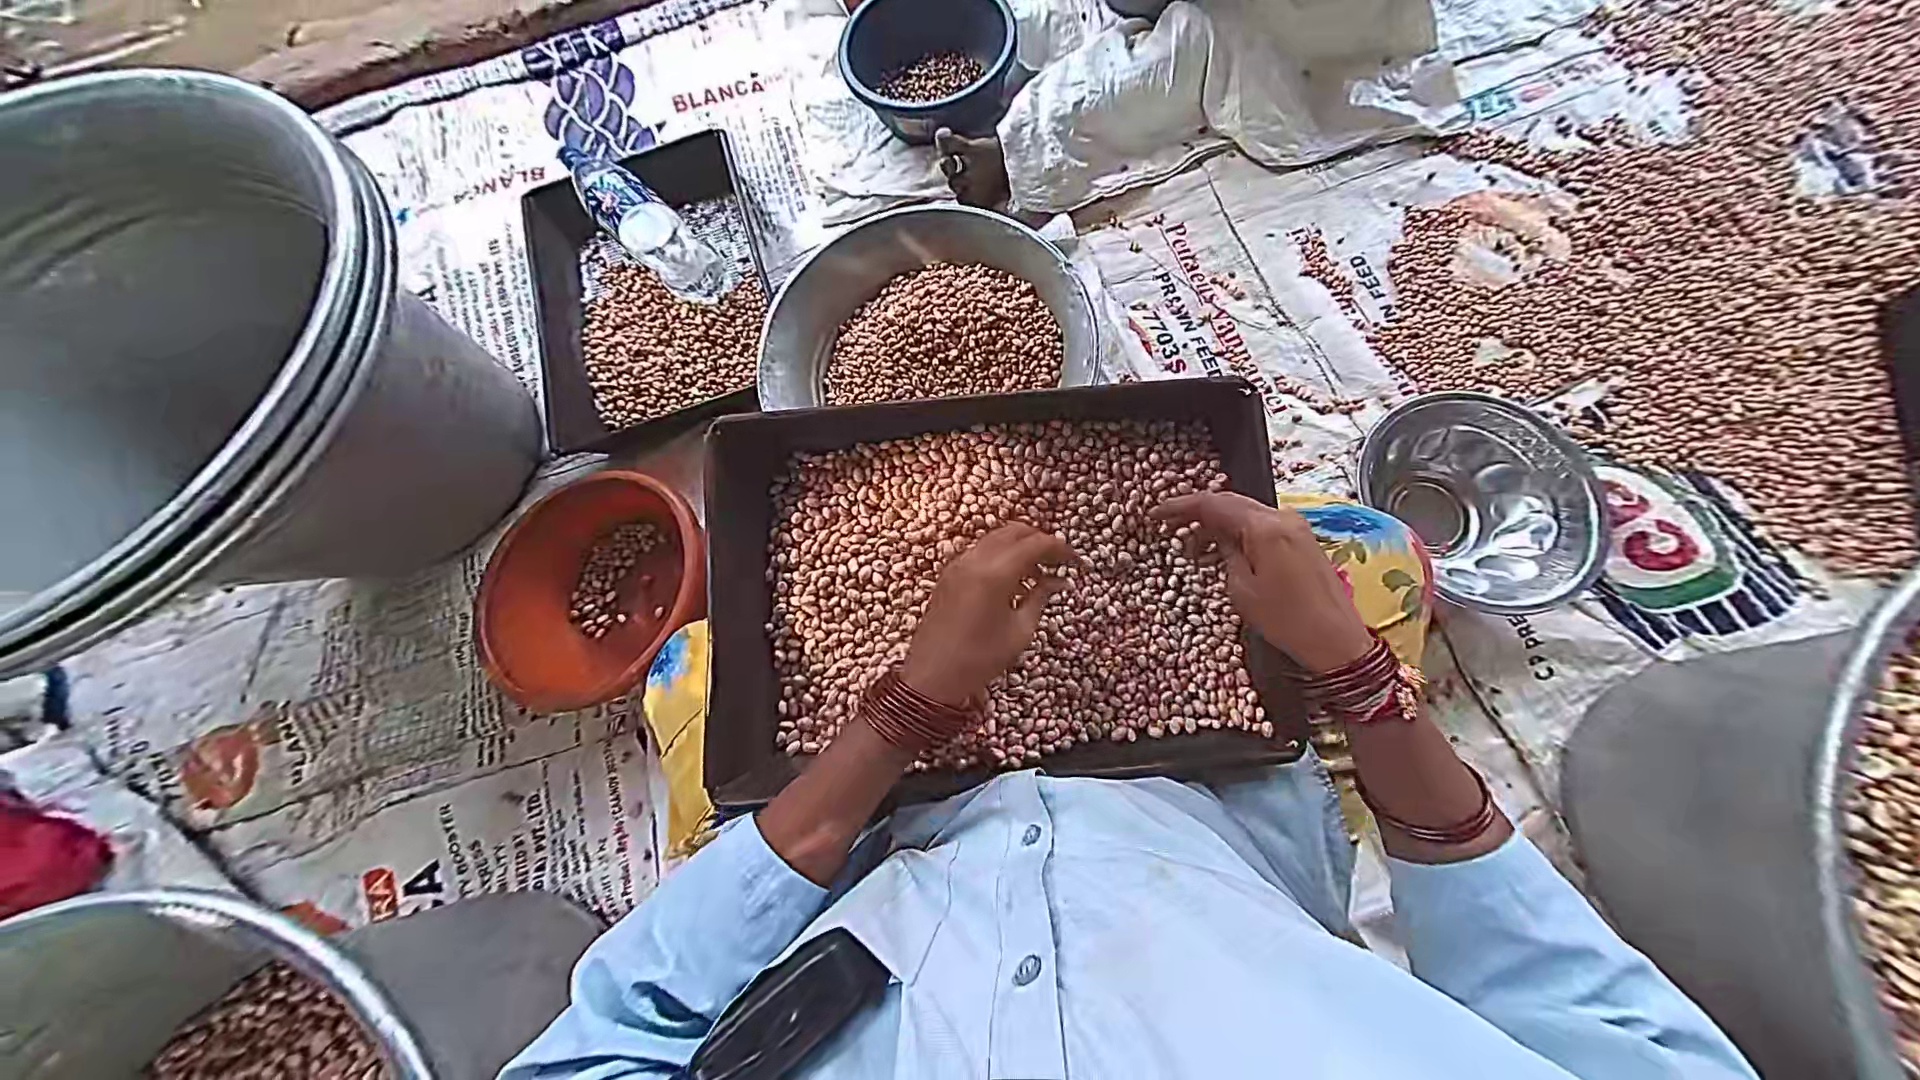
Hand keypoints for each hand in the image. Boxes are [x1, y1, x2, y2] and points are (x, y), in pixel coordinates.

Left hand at [900, 524, 1075, 706]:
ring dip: (1019, 548)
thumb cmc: (979, 659)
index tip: (1076, 561)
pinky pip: (980, 552)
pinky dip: (1000, 556)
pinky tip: (1013, 581)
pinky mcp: (949, 575)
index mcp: (995, 573)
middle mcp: (974, 560)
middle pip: (1014, 532)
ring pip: (995, 539)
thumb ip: (1040, 598)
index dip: (1060, 549)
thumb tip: (1057, 581)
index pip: (1035, 544)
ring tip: (1039, 574)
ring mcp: (957, 565)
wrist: (931, 676)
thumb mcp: (1020, 631)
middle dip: (1040, 541)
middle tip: (1058, 562)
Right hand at [1152, 492, 1371, 672]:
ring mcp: (1294, 526)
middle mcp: (1281, 517)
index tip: (1155, 514)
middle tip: (1169, 526)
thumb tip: (1215, 535)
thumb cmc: (1284, 618)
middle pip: (1229, 501)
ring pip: (1245, 511)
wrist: (1335, 639)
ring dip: (1217, 522)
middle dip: (1197, 512)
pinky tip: (1221, 548)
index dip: (1180, 506)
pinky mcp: (1301, 539)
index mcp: (1263, 527)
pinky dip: (1237, 530)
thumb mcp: (1240, 587)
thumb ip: (1225, 551)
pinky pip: (1260, 524)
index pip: (1212, 504)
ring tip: (1192, 545)